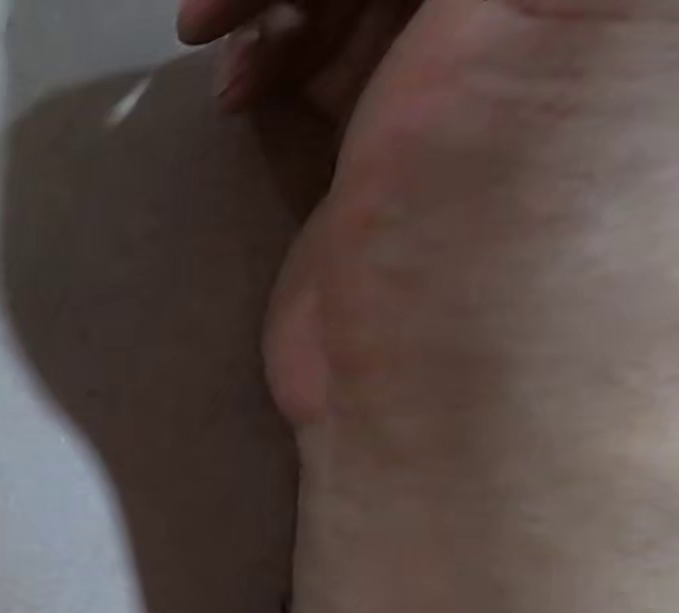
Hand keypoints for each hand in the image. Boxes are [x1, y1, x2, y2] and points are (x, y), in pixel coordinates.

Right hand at [181, 0, 678, 433]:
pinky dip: (277, 52)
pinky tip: (243, 89)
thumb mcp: (562, 21)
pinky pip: (340, 45)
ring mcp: (492, 56)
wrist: (442, 388)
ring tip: (226, 51)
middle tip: (219, 10)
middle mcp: (578, 14)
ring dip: (283, 2)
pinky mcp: (410, 122)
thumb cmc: (520, 218)